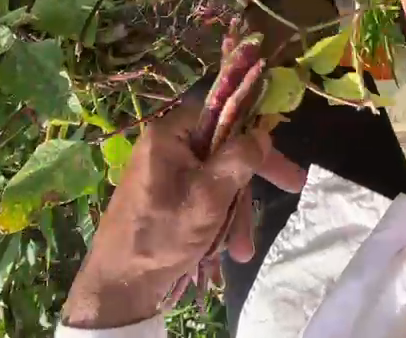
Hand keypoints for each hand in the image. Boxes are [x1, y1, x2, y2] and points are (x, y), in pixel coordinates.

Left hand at [62, 101, 269, 327]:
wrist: (116, 292)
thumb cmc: (161, 236)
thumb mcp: (208, 197)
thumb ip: (239, 159)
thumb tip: (263, 133)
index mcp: (169, 134)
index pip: (222, 114)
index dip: (253, 132)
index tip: (278, 153)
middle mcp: (165, 146)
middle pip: (223, 149)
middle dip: (247, 183)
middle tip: (289, 188)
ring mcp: (164, 172)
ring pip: (216, 177)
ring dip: (235, 210)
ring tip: (242, 249)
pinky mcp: (164, 197)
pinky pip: (202, 195)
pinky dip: (218, 218)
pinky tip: (225, 249)